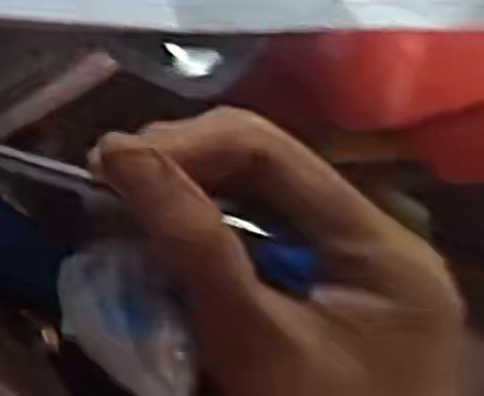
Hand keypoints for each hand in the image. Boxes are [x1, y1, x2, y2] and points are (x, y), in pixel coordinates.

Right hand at [93, 108, 464, 395]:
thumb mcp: (254, 340)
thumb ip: (193, 243)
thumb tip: (114, 146)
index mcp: (378, 247)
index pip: (260, 146)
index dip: (178, 143)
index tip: (109, 167)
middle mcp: (355, 232)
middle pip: (240, 151)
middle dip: (164, 159)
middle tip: (104, 183)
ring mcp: (323, 250)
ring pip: (223, 176)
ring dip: (160, 183)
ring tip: (115, 206)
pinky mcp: (289, 268)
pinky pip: (218, 210)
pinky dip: (170, 210)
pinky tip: (142, 228)